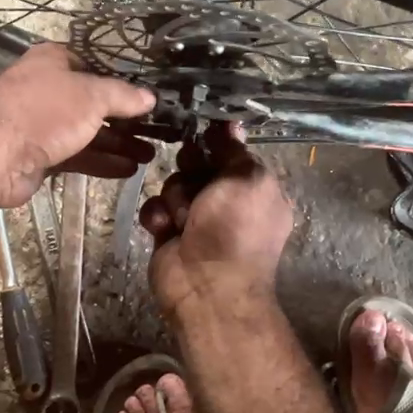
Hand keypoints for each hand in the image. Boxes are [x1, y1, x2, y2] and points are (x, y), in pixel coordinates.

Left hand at [0, 43, 157, 207]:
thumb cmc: (44, 112)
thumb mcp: (92, 96)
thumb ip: (123, 95)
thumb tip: (150, 97)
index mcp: (52, 59)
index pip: (94, 61)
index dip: (123, 76)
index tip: (150, 91)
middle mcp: (46, 87)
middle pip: (93, 100)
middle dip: (125, 117)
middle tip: (157, 129)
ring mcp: (41, 122)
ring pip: (87, 130)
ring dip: (117, 142)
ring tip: (150, 154)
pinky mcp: (39, 152)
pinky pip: (77, 154)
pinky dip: (101, 160)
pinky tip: (128, 169)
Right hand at [140, 122, 293, 320]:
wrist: (207, 287)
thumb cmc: (235, 229)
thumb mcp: (248, 180)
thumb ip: (235, 151)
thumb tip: (230, 125)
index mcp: (257, 191)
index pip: (233, 155)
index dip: (216, 145)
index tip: (203, 136)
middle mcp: (228, 204)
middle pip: (199, 166)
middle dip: (192, 168)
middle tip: (193, 175)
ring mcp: (197, 220)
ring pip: (174, 184)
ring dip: (175, 196)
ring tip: (182, 217)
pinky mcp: (168, 234)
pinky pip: (156, 209)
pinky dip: (158, 216)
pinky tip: (164, 229)